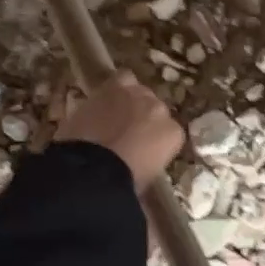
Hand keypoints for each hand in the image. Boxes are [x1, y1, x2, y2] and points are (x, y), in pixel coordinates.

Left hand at [55, 71, 183, 188]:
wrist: (91, 170)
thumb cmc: (123, 184)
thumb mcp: (144, 182)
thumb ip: (148, 170)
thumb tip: (141, 177)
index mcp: (173, 134)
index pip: (170, 134)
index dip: (155, 143)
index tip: (142, 153)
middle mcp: (158, 109)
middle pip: (154, 108)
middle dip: (142, 119)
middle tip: (125, 135)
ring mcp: (134, 95)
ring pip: (136, 88)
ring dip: (128, 99)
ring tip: (114, 114)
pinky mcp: (108, 87)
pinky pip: (116, 81)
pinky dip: (110, 91)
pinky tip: (98, 106)